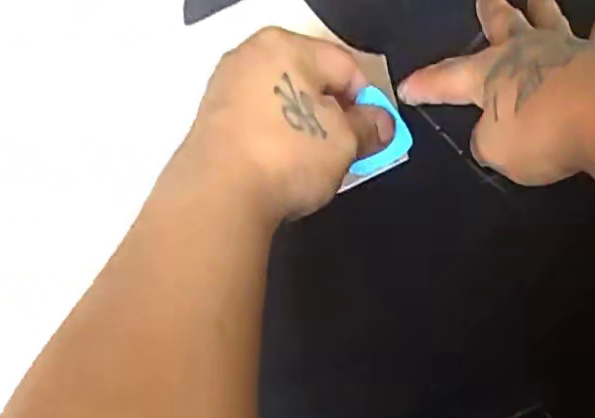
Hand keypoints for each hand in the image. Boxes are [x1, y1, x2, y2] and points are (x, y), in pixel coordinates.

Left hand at [179, 28, 394, 221]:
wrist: (223, 193)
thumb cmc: (284, 156)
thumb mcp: (344, 144)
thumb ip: (367, 129)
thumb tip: (380, 124)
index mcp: (288, 46)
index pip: (344, 65)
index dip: (368, 101)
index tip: (377, 133)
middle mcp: (252, 56)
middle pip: (308, 83)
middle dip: (333, 117)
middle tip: (348, 154)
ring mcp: (227, 89)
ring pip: (281, 106)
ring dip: (304, 133)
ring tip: (316, 168)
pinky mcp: (214, 124)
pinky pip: (258, 127)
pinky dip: (276, 145)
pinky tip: (284, 172)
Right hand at [398, 0, 594, 185]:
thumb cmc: (539, 131)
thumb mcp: (497, 150)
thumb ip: (489, 142)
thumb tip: (496, 137)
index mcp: (490, 74)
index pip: (448, 80)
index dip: (427, 85)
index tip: (408, 86)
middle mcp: (527, 52)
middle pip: (505, 27)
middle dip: (492, 15)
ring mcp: (567, 51)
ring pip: (550, 21)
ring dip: (543, 9)